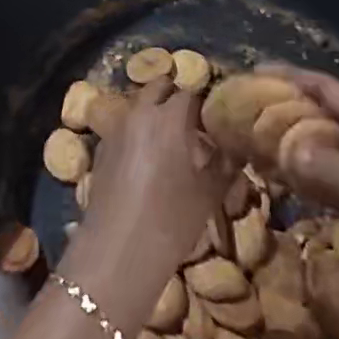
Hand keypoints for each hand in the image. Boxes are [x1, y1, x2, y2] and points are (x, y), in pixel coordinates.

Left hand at [71, 81, 229, 280]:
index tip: (217, 116)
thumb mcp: (208, 194)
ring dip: (156, 112)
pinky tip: (148, 159)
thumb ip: (225, 164)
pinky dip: (138, 131)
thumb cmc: (171, 219)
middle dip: (177, 97)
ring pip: (140, 105)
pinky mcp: (102, 147)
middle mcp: (140, 113)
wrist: (118, 250)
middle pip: (160, 87)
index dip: (206, 100)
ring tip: (172, 141)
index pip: (192, 91)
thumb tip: (236, 148)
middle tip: (195, 122)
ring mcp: (117, 128)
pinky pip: (125, 126)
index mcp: (170, 117)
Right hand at [269, 67, 338, 338]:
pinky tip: (282, 184)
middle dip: (286, 111)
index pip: (330, 91)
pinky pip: (332, 186)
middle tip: (243, 110)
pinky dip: (307, 182)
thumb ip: (333, 171)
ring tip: (251, 142)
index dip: (292, 78)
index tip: (253, 72)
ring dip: (292, 147)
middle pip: (325, 118)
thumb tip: (282, 146)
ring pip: (326, 153)